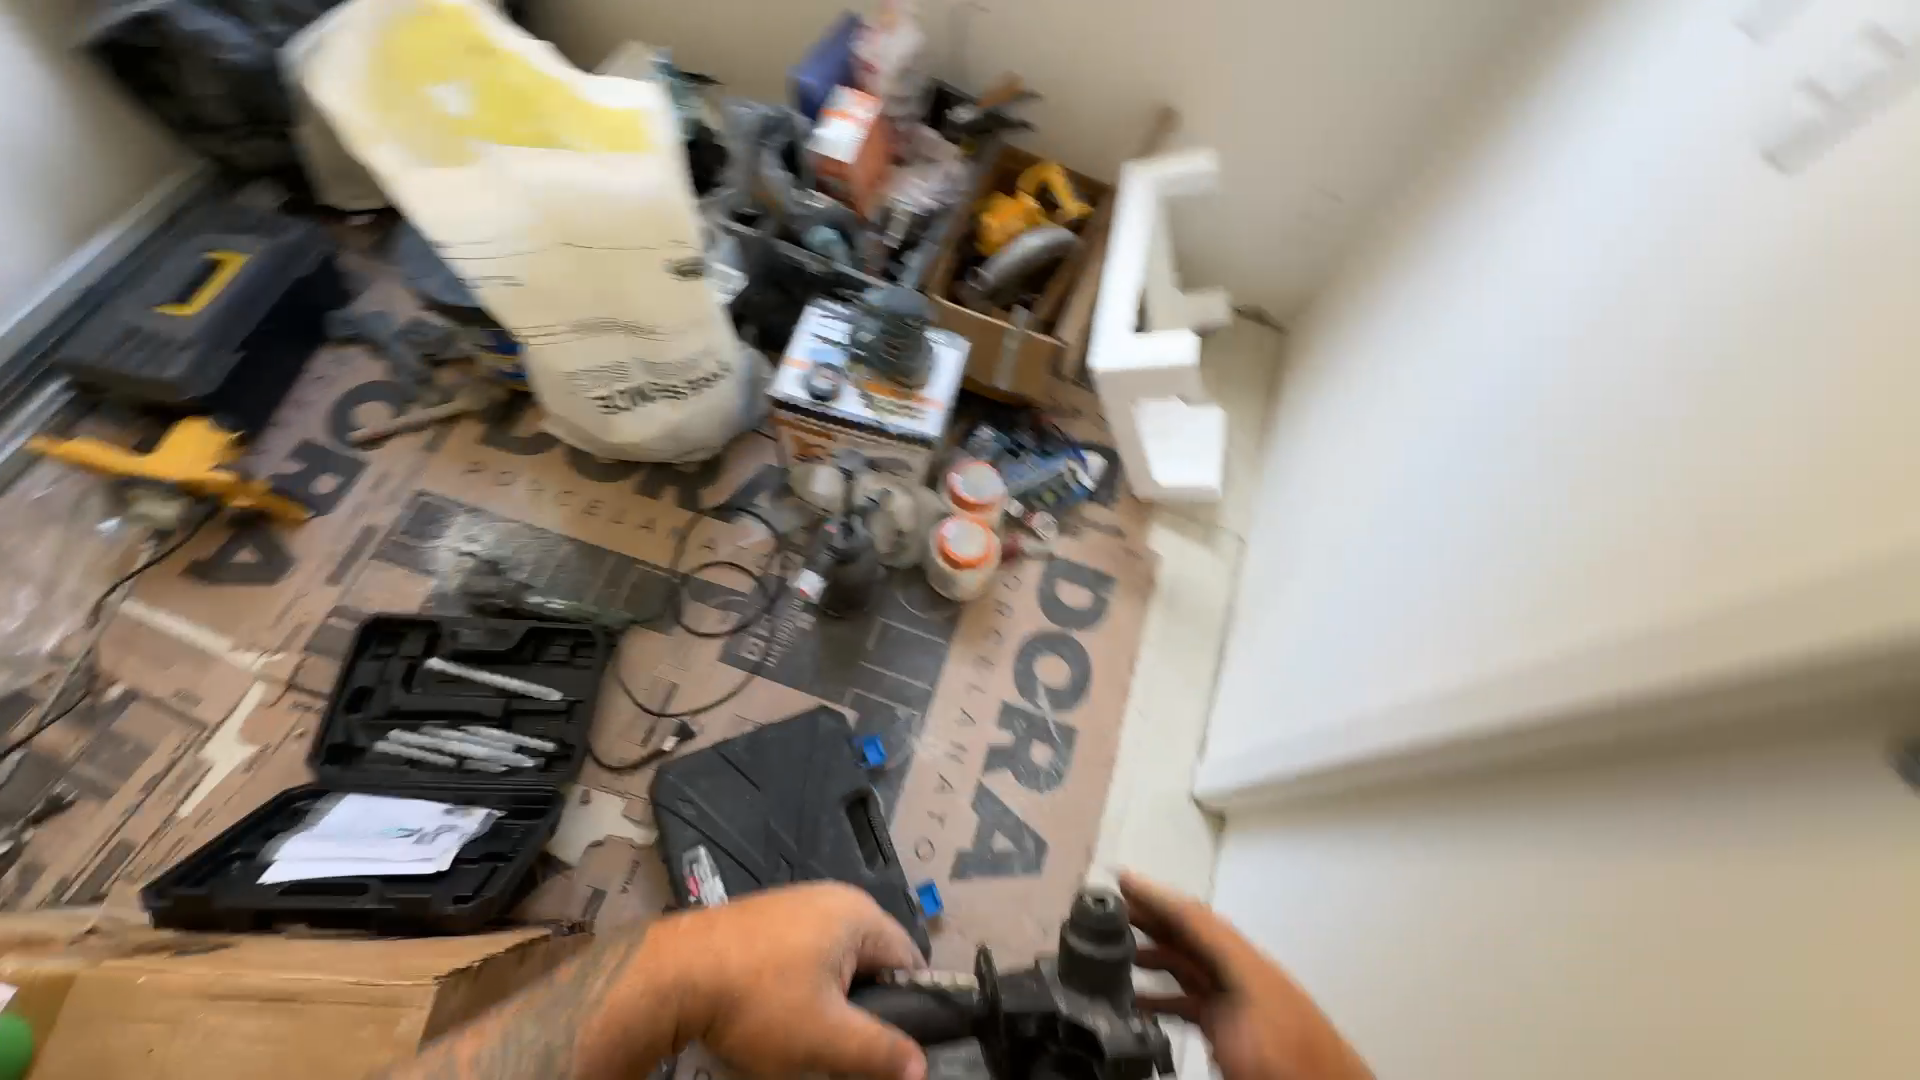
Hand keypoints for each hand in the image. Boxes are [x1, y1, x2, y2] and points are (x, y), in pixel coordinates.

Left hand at [624, 883, 929, 1079]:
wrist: (674, 974)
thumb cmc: (759, 1001)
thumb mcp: (824, 1037)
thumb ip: (879, 1052)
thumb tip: (922, 1067)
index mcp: (859, 914)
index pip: (908, 959)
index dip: (909, 1004)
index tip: (889, 1043)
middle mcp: (835, 898)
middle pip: (871, 959)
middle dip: (863, 1003)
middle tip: (841, 1042)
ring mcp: (798, 902)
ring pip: (836, 959)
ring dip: (830, 997)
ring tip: (807, 1031)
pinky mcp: (768, 916)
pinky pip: (805, 951)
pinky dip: (802, 983)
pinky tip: (778, 1009)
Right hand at [1120, 872, 1372, 1079]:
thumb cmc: (1293, 1065)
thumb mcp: (1242, 1026)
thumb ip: (1200, 995)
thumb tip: (1147, 988)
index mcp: (1244, 964)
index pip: (1194, 917)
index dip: (1155, 895)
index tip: (1121, 878)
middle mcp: (1239, 975)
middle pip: (1188, 935)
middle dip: (1148, 917)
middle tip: (1107, 906)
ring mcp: (1236, 1003)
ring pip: (1187, 965)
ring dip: (1152, 952)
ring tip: (1114, 950)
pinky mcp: (1233, 1031)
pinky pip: (1191, 1000)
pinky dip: (1162, 995)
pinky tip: (1138, 1001)